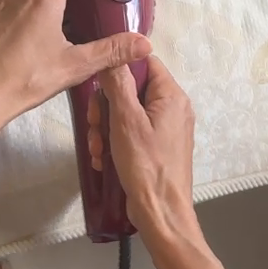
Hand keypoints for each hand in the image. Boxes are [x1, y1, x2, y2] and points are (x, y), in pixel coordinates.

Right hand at [90, 57, 199, 248]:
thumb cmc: (145, 164)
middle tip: (94, 125)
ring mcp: (165, 129)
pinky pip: (131, 134)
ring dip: (106, 129)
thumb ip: (117, 84)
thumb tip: (113, 55)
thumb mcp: (126, 120)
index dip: (119, 70)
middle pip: (131, 90)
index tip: (98, 85)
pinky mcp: (156, 148)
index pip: (144, 62)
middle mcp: (172, 108)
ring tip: (98, 149)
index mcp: (171, 95)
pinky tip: (104, 159)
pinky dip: (115, 144)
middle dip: (106, 108)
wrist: (160, 213)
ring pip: (126, 114)